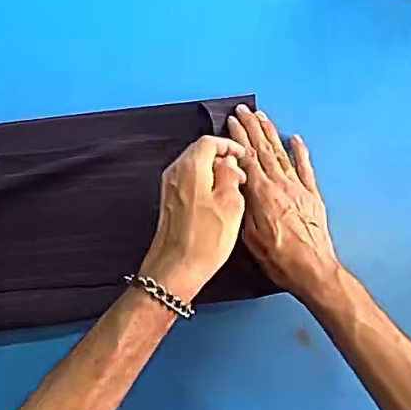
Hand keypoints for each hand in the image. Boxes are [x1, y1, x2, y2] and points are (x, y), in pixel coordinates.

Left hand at [140, 135, 247, 302]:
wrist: (175, 268)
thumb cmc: (202, 242)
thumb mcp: (230, 205)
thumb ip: (231, 175)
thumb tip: (230, 162)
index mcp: (190, 167)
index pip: (209, 141)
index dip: (229, 145)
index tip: (242, 155)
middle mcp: (175, 172)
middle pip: (199, 150)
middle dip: (221, 156)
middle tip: (240, 171)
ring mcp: (169, 185)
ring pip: (194, 164)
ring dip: (213, 169)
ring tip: (232, 187)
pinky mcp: (169, 199)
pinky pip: (188, 179)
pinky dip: (204, 181)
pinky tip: (217, 199)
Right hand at [228, 106, 341, 301]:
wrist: (313, 269)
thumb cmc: (279, 257)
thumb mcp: (249, 234)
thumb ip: (243, 204)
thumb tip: (236, 183)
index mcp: (261, 193)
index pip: (247, 157)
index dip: (238, 137)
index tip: (232, 121)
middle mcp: (279, 185)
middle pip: (263, 148)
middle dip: (252, 127)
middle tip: (244, 110)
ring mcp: (297, 188)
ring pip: (281, 153)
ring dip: (270, 133)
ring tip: (262, 117)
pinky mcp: (312, 195)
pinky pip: (305, 168)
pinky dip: (300, 151)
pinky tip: (295, 138)